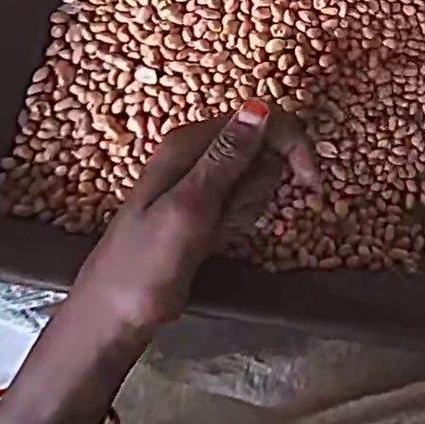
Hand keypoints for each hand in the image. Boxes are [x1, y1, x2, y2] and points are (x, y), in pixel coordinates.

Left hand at [72, 99, 319, 330]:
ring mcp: (202, 178)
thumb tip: (259, 107)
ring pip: (256, 177)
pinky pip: (243, 199)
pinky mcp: (206, 203)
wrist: (114, 316)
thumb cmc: (146, 264)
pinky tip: (215, 238)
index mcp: (190, 142)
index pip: (262, 119)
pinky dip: (239, 220)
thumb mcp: (189, 207)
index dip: (291, 145)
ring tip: (215, 232)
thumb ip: (226, 157)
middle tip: (228, 218)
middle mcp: (198, 151)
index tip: (309, 183)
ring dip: (248, 207)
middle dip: (260, 186)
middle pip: (263, 149)